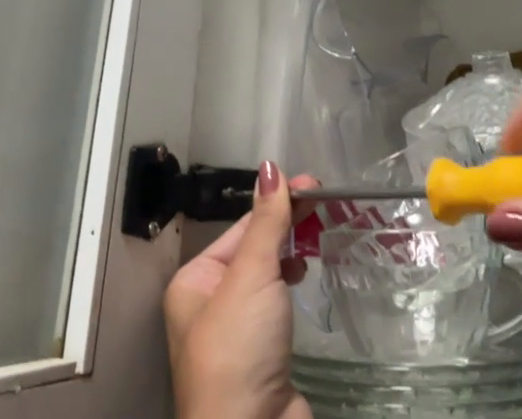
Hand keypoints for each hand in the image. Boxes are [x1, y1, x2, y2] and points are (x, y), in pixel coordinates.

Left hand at [164, 163, 318, 418]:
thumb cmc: (239, 348)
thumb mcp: (251, 276)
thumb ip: (266, 223)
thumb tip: (270, 167)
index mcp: (194, 281)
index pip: (242, 228)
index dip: (278, 203)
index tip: (316, 185)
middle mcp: (209, 303)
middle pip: (254, 249)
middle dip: (287, 226)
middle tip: (327, 205)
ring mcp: (236, 330)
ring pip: (267, 276)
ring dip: (291, 253)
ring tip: (320, 236)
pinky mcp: (261, 353)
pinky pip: (277, 304)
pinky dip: (292, 285)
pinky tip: (306, 277)